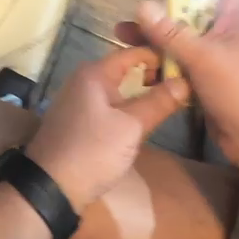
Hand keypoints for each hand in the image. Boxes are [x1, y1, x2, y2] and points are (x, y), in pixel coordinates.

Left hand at [23, 48, 186, 208]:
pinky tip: (144, 115)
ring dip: (141, 91)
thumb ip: (158, 102)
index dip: (160, 56)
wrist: (51, 186)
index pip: (133, 53)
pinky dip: (127, 104)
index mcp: (94, 72)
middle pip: (124, 68)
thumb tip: (185, 80)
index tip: (187, 64)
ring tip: (171, 98)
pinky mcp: (78, 118)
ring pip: (117, 87)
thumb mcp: (131, 127)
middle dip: (152, 74)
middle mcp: (83, 78)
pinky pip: (108, 102)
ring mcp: (78, 99)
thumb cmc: (92, 151)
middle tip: (184, 84)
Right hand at [126, 0, 238, 177]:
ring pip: (182, 44)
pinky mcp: (209, 84)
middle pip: (190, 16)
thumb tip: (141, 4)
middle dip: (160, 16)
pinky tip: (139, 70)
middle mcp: (227, 35)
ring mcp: (217, 61)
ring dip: (156, 43)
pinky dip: (163, 67)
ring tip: (122, 42)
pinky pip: (181, 67)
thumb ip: (171, 32)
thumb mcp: (203, 57)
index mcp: (236, 20)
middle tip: (130, 19)